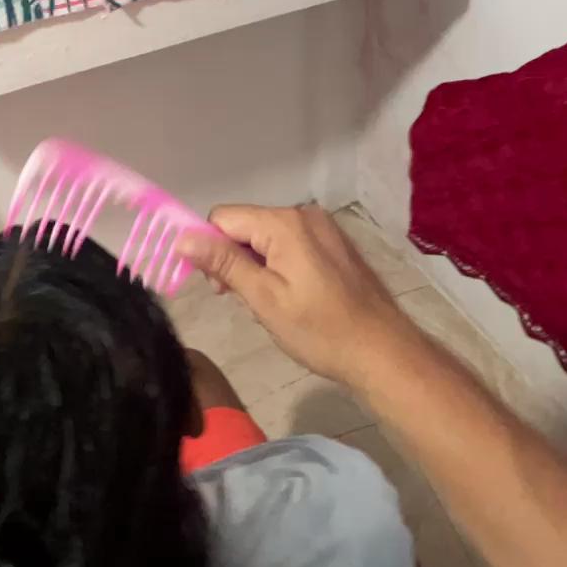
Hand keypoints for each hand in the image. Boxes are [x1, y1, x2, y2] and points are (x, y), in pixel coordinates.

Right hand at [179, 204, 418, 390]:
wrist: (384, 352)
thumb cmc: (320, 330)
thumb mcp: (264, 299)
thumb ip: (223, 263)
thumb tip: (181, 238)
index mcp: (284, 223)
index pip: (223, 217)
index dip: (209, 247)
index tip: (217, 288)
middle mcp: (303, 214)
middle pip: (245, 225)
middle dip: (233, 258)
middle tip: (242, 300)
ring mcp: (323, 227)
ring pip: (266, 236)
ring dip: (256, 264)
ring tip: (271, 304)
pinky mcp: (334, 243)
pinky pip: (290, 243)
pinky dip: (279, 264)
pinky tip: (292, 296)